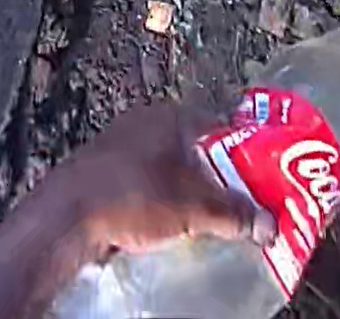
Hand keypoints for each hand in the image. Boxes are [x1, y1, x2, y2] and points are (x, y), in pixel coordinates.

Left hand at [38, 103, 274, 254]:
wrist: (68, 213)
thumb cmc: (134, 193)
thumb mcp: (193, 208)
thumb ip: (234, 213)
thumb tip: (270, 224)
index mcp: (171, 115)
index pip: (219, 126)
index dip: (242, 153)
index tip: (260, 179)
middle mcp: (147, 120)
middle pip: (195, 146)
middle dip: (216, 175)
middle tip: (237, 206)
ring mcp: (123, 141)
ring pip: (168, 164)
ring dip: (186, 189)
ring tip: (205, 219)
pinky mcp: (105, 166)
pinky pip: (145, 178)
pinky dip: (160, 196)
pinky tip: (165, 222)